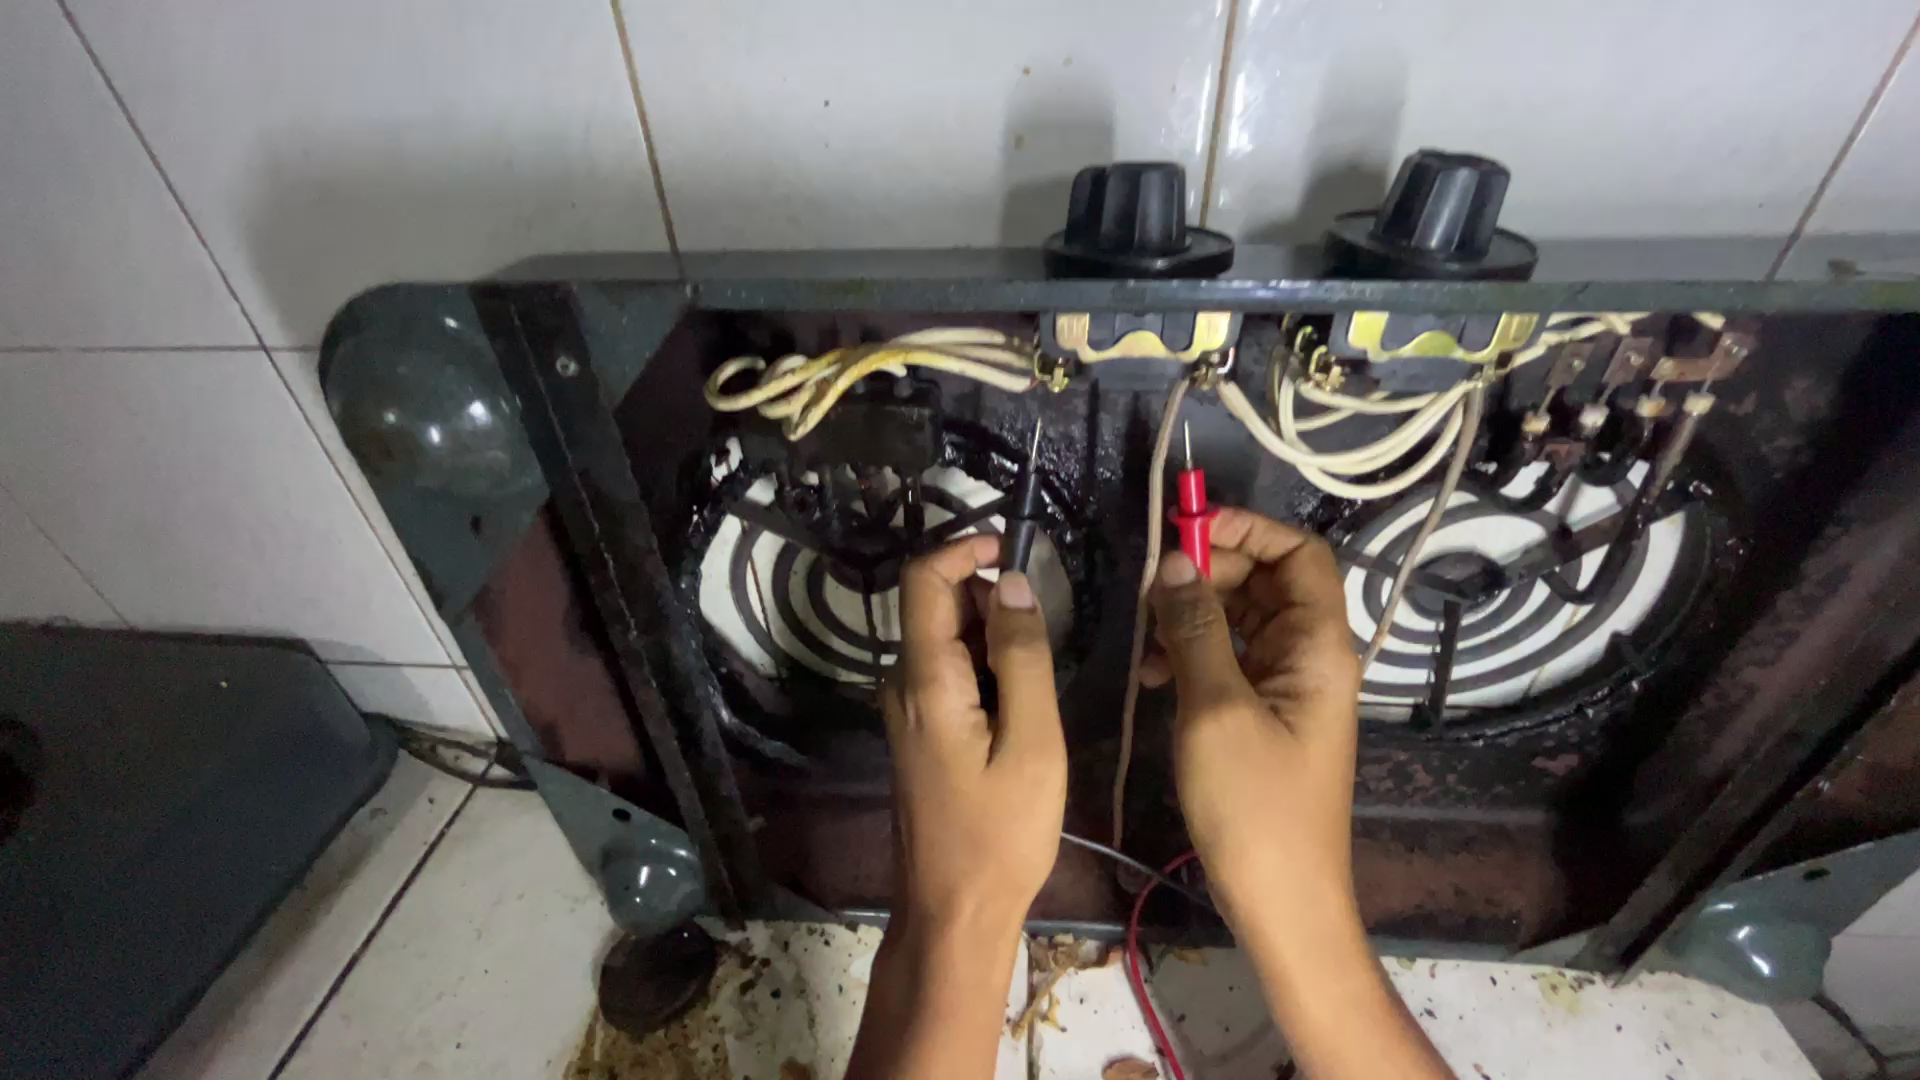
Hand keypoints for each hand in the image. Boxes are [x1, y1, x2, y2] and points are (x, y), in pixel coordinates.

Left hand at [883, 533, 1066, 932]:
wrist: (954, 908)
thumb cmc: (1001, 831)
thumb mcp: (1031, 741)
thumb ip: (1021, 656)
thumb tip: (1010, 581)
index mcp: (925, 678)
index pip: (922, 580)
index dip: (961, 549)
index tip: (1011, 550)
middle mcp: (903, 682)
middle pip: (935, 604)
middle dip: (987, 594)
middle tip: (1043, 625)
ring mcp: (906, 706)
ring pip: (944, 635)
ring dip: (989, 629)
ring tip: (1039, 667)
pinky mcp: (919, 727)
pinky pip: (947, 668)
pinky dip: (982, 660)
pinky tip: (1019, 695)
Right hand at [1143, 507, 1360, 915]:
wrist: (1279, 900)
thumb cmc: (1254, 804)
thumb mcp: (1215, 707)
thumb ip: (1195, 628)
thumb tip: (1175, 562)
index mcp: (1318, 646)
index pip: (1299, 555)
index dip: (1247, 531)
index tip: (1185, 529)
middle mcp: (1308, 656)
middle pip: (1264, 582)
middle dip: (1207, 573)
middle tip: (1151, 585)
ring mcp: (1285, 685)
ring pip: (1239, 619)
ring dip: (1191, 614)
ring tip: (1145, 634)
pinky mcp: (1260, 711)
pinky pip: (1227, 658)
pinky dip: (1190, 652)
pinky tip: (1152, 674)